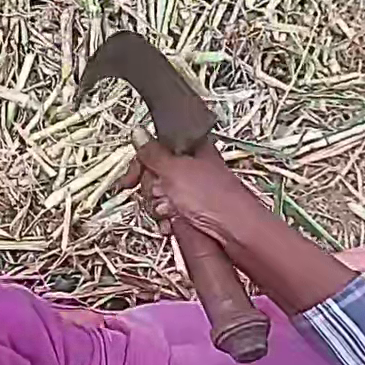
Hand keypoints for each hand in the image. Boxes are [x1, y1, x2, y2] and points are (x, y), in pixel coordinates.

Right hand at [120, 141, 272, 250]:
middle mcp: (190, 168)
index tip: (129, 180)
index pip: (153, 150)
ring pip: (157, 196)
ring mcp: (190, 191)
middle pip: (152, 175)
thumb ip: (153, 152)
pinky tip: (172, 224)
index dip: (139, 165)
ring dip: (158, 207)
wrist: (234, 233)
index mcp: (191, 149)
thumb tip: (137, 131)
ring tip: (171, 211)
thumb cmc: (213, 197)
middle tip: (161, 194)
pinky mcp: (190, 212)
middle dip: (151, 188)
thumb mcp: (175, 170)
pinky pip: (165, 214)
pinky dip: (165, 220)